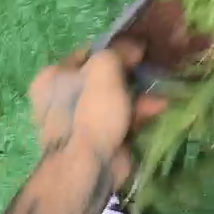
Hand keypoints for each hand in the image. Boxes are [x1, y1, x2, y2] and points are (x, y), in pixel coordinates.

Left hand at [29, 47, 162, 181]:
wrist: (87, 169)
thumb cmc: (90, 112)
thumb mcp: (104, 69)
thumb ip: (119, 51)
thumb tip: (135, 45)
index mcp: (54, 76)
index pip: (88, 52)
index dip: (115, 48)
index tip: (140, 48)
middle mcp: (63, 96)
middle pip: (104, 76)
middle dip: (131, 74)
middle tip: (152, 68)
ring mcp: (81, 119)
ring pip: (116, 98)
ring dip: (139, 95)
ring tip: (159, 95)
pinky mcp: (99, 138)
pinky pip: (122, 118)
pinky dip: (139, 113)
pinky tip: (157, 109)